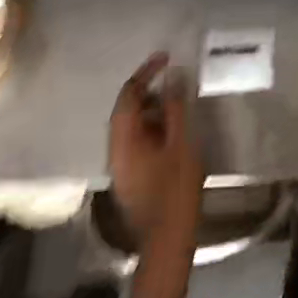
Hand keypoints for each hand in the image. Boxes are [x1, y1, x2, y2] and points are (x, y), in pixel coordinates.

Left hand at [109, 53, 201, 244]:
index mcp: (124, 139)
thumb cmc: (175, 189)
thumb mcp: (181, 143)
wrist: (167, 241)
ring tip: (177, 98)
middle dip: (148, 88)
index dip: (145, 72)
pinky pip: (137, 139)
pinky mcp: (131, 175)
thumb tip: (173, 75)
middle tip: (173, 76)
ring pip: (132, 125)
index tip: (166, 56)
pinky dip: (153, 125)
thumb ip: (175, 108)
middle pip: (126, 109)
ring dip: (152, 107)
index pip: (128, 95)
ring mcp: (121, 165)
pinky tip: (172, 127)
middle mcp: (115, 149)